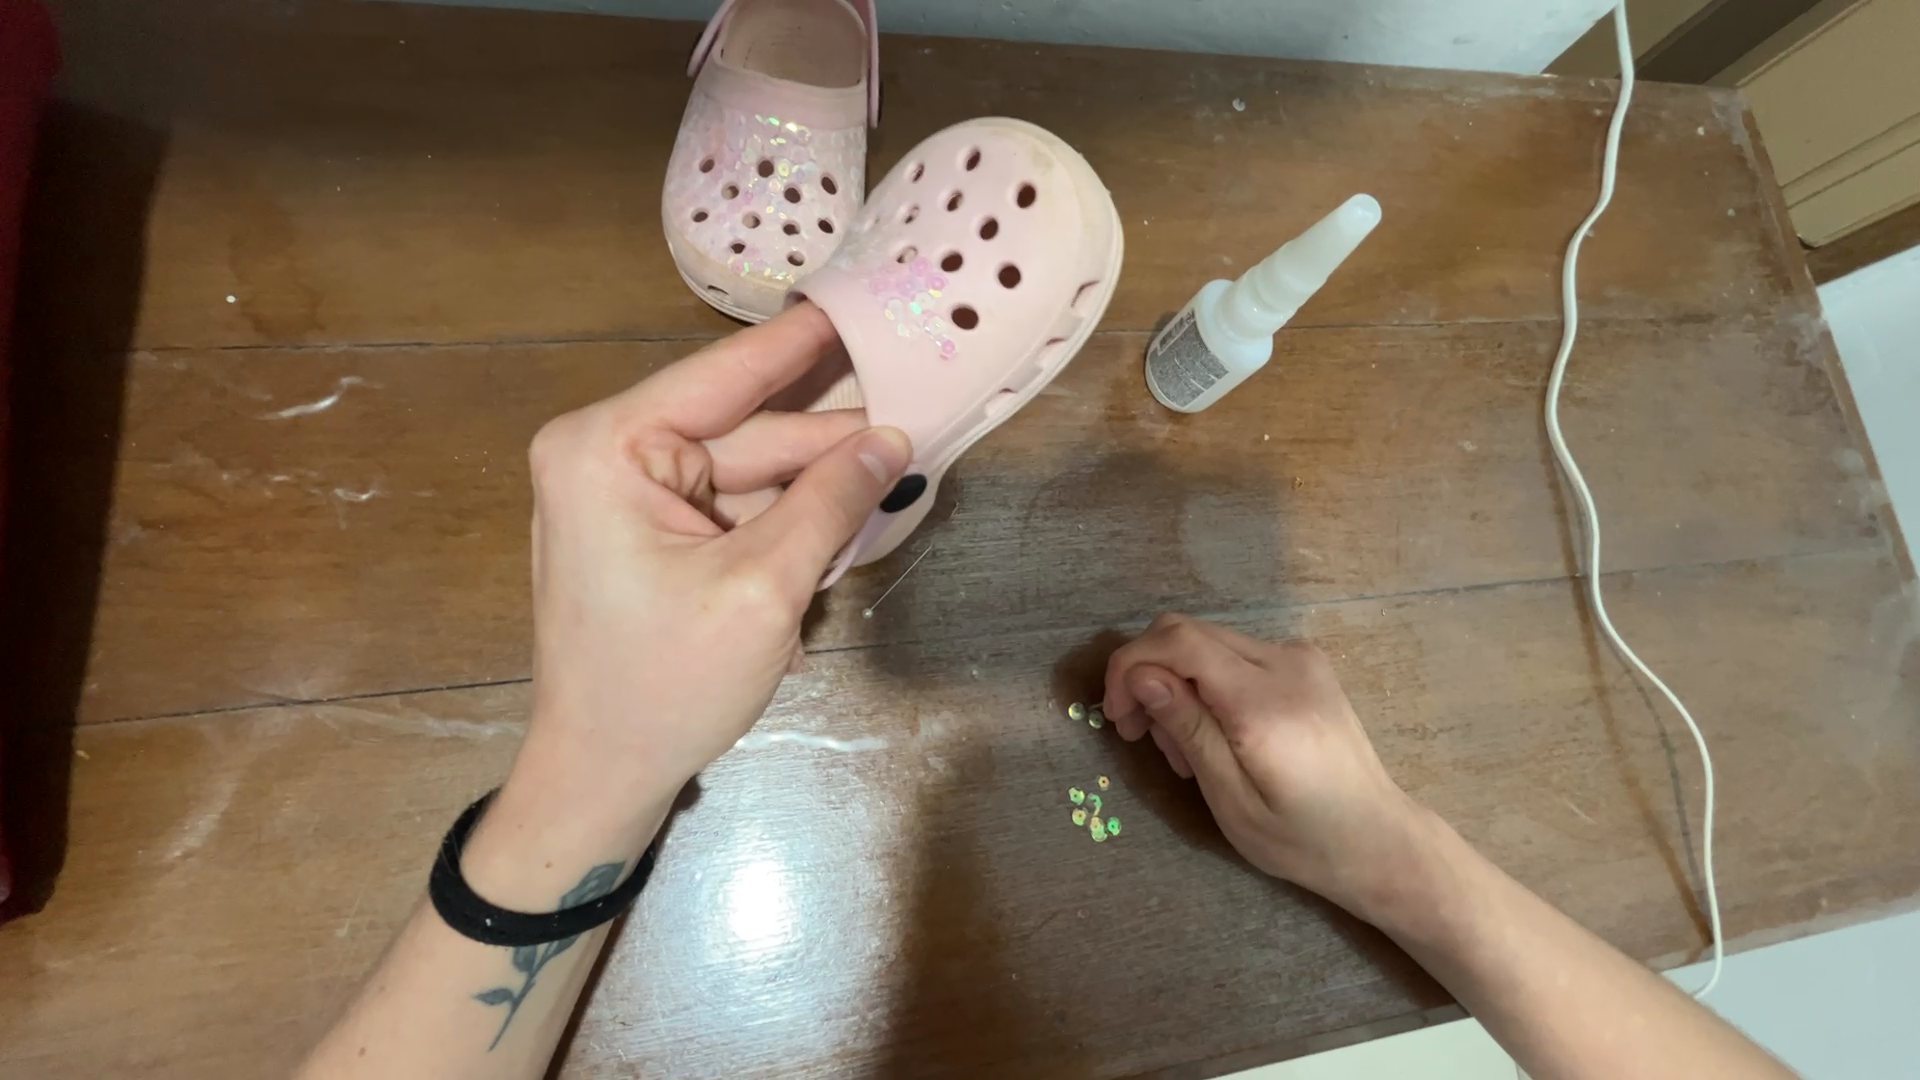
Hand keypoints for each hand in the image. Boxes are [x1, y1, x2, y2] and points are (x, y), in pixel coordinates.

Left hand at [506, 303, 910, 838]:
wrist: (605, 775)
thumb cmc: (667, 684)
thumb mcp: (763, 587)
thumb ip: (829, 503)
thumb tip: (891, 441)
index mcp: (610, 448)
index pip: (725, 376)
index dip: (800, 343)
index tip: (853, 301)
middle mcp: (615, 456)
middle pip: (747, 431)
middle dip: (827, 436)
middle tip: (910, 409)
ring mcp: (637, 498)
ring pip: (752, 472)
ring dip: (817, 483)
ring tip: (895, 464)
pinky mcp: (661, 535)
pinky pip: (742, 507)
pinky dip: (793, 515)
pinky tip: (848, 511)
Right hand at [1103, 614, 1430, 918]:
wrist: (1383, 842)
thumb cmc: (1303, 840)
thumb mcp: (1232, 801)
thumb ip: (1188, 729)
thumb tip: (1141, 675)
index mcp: (1266, 701)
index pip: (1179, 641)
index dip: (1131, 664)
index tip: (1115, 713)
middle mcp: (1285, 661)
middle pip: (1185, 631)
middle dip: (1145, 672)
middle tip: (1137, 732)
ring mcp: (1297, 656)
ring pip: (1203, 640)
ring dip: (1173, 681)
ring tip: (1179, 746)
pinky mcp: (1301, 661)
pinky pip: (1229, 653)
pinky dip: (1201, 682)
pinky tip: (1209, 730)